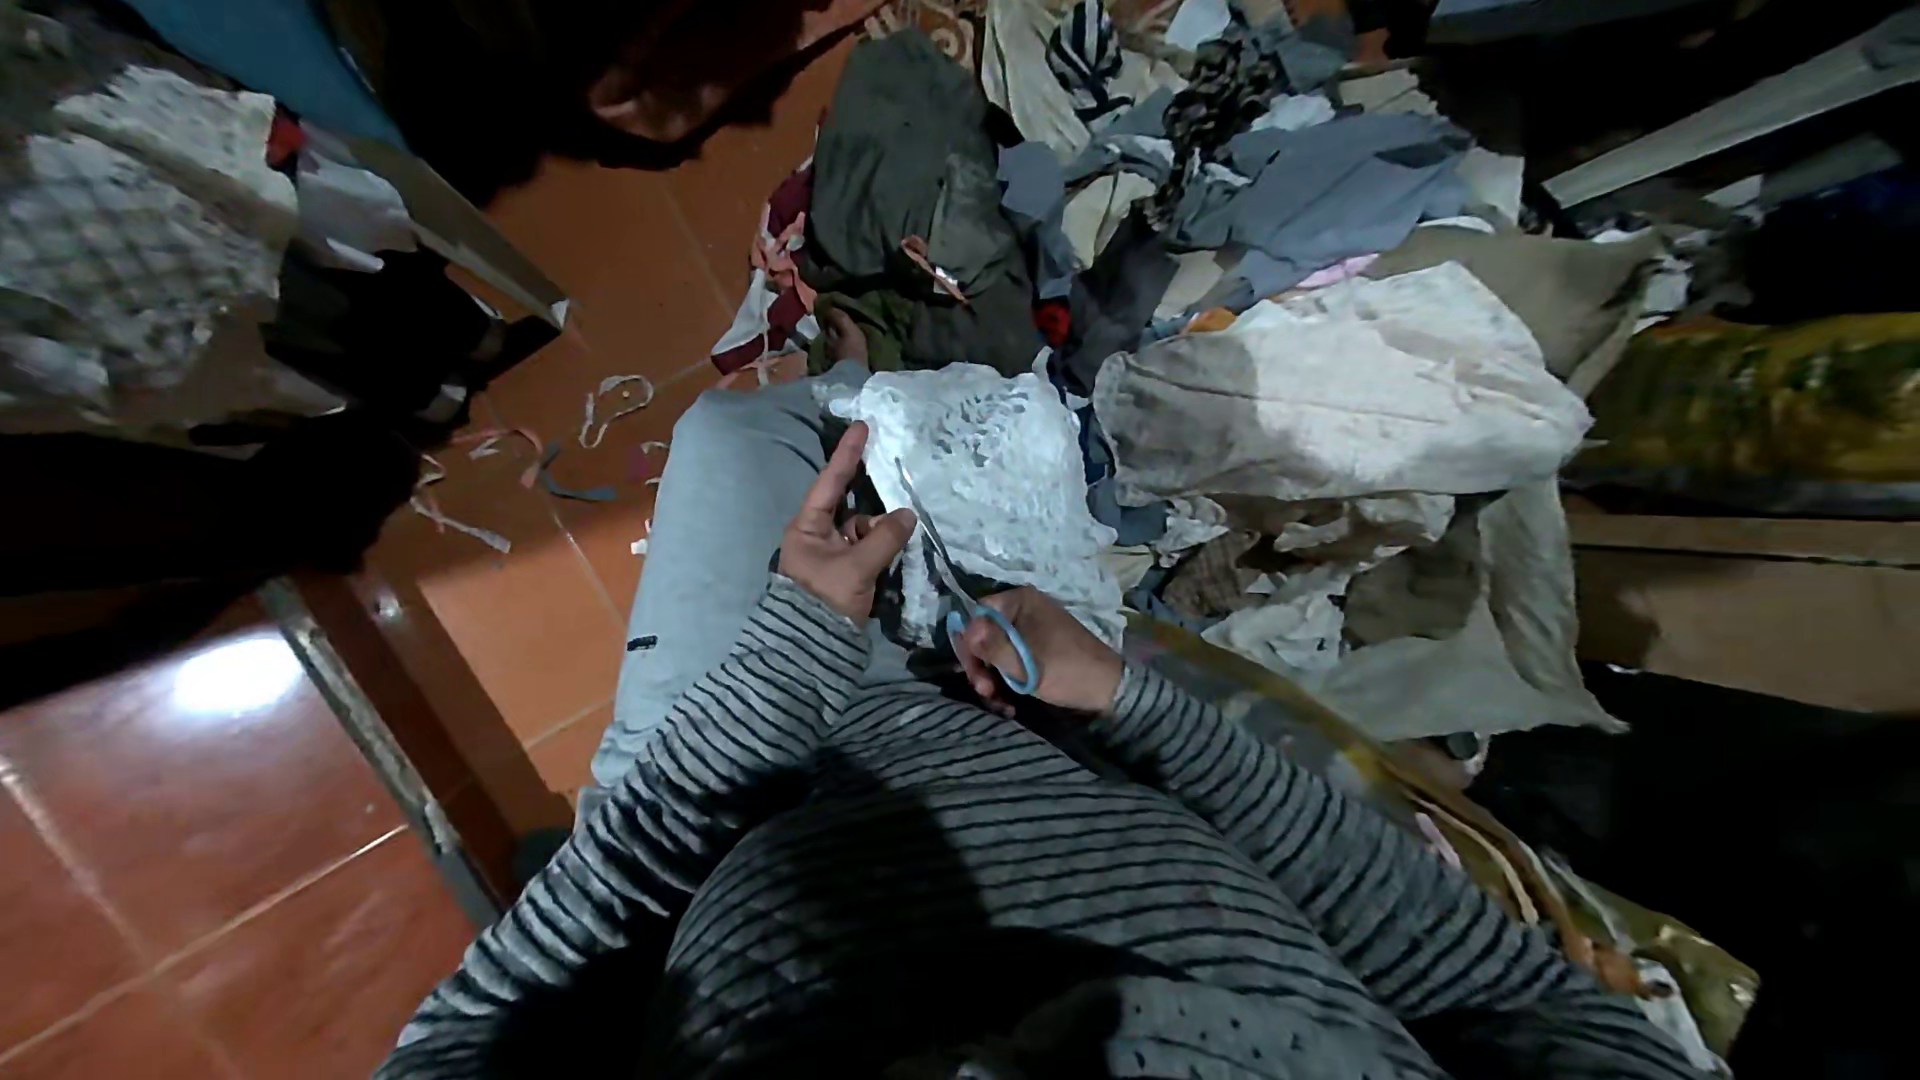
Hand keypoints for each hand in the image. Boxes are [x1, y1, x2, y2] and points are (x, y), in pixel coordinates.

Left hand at [778, 422, 915, 622]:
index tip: (863, 427)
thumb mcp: (856, 568)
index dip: (848, 454)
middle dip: (874, 497)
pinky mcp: (846, 570)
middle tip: (896, 477)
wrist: (813, 648)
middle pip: (850, 505)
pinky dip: (882, 545)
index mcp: (808, 526)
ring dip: (882, 529)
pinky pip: (868, 547)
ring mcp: (832, 553)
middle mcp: (818, 534)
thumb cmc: (825, 600)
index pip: (830, 481)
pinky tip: (899, 546)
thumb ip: (884, 539)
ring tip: (902, 534)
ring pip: (863, 528)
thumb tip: (908, 515)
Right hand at [955, 586, 1123, 713]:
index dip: (969, 645)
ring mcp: (1029, 628)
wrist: (1108, 688)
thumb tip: (966, 630)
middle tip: (985, 692)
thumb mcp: (1025, 662)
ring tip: (998, 702)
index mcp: (1020, 601)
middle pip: (983, 634)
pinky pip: (1009, 658)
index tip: (973, 674)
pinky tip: (1008, 702)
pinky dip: (1005, 679)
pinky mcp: (1034, 646)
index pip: (976, 615)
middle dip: (980, 666)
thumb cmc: (1067, 670)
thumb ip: (993, 646)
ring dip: (991, 678)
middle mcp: (1022, 608)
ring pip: (994, 651)